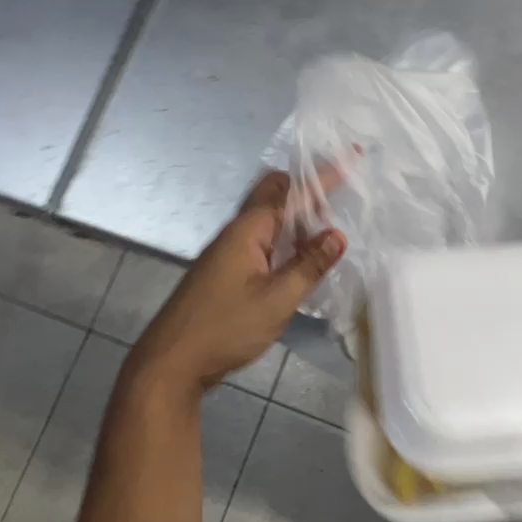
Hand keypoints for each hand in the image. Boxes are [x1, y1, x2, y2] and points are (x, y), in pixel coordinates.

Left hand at [130, 171, 345, 396]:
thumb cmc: (225, 329)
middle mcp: (236, 233)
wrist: (171, 364)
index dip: (323, 176)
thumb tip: (338, 234)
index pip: (292, 193)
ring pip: (267, 219)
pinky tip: (301, 255)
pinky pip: (261, 240)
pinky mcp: (225, 271)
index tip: (350, 157)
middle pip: (273, 196)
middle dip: (307, 188)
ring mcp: (227, 252)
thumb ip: (309, 266)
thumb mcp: (277, 300)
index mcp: (248, 231)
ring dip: (298, 216)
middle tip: (342, 189)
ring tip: (330, 222)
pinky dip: (286, 238)